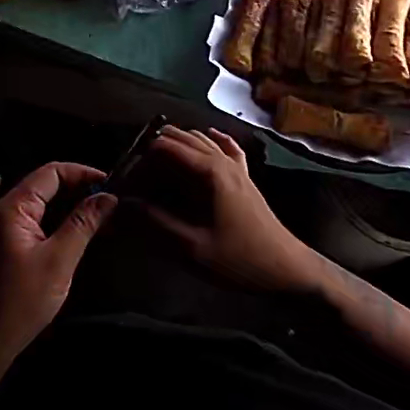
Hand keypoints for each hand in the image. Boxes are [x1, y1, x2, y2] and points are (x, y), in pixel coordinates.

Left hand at [0, 162, 117, 408]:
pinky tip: (80, 234)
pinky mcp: (5, 245)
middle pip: (45, 185)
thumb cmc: (20, 301)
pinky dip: (58, 222)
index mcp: (13, 208)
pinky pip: (35, 222)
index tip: (112, 185)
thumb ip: (82, 224)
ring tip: (102, 217)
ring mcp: (2, 229)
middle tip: (112, 203)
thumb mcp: (58, 261)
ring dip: (70, 206)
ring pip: (42, 204)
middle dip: (79, 189)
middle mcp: (4, 211)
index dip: (82, 173)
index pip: (50, 172)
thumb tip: (108, 197)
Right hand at [136, 126, 324, 296]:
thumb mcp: (190, 247)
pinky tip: (204, 139)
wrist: (287, 270)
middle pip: (178, 139)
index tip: (126, 188)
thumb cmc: (239, 260)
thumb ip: (153, 223)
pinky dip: (209, 141)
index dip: (139, 164)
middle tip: (135, 184)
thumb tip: (122, 206)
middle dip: (151, 155)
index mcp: (209, 171)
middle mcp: (222, 160)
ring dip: (173, 149)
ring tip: (154, 174)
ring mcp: (236, 166)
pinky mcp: (244, 177)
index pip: (162, 147)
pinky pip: (225, 147)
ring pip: (199, 140)